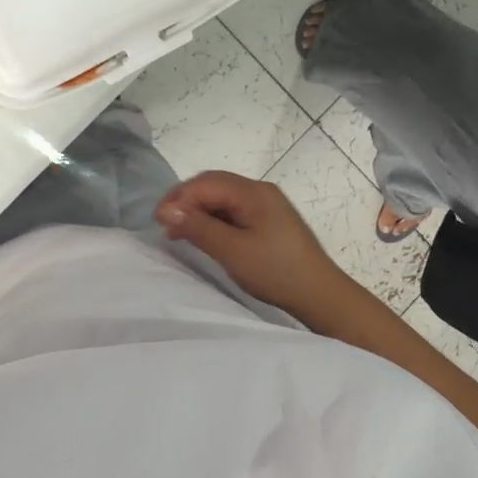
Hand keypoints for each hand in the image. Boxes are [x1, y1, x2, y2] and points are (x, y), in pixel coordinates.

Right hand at [155, 172, 350, 313]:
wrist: (320, 295)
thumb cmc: (276, 271)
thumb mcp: (232, 251)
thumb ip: (198, 227)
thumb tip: (167, 209)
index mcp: (253, 192)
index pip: (206, 183)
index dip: (178, 198)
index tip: (157, 221)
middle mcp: (260, 191)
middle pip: (213, 185)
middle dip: (186, 200)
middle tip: (164, 224)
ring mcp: (266, 205)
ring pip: (222, 198)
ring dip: (198, 211)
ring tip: (178, 232)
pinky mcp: (269, 220)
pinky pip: (234, 210)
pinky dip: (214, 219)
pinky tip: (203, 236)